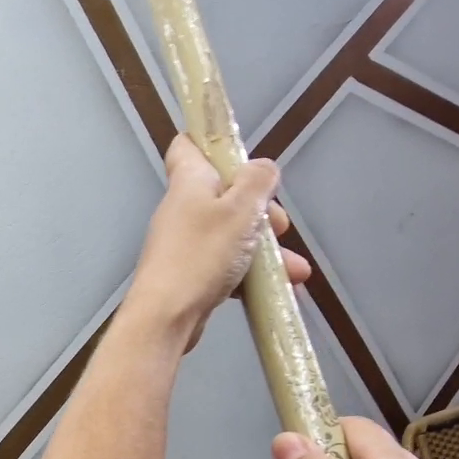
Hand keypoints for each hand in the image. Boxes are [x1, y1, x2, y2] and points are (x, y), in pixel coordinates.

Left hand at [122, 135, 310, 352]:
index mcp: (189, 183)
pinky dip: (251, 275)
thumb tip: (262, 168)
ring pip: (231, 235)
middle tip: (279, 228)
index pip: (188, 147)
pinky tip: (280, 289)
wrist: (164, 319)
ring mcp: (183, 246)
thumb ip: (257, 181)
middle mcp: (182, 211)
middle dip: (261, 209)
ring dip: (265, 249)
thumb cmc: (201, 256)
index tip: (241, 150)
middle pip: (226, 195)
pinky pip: (226, 267)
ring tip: (294, 269)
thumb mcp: (240, 209)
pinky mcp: (188, 277)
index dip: (212, 140)